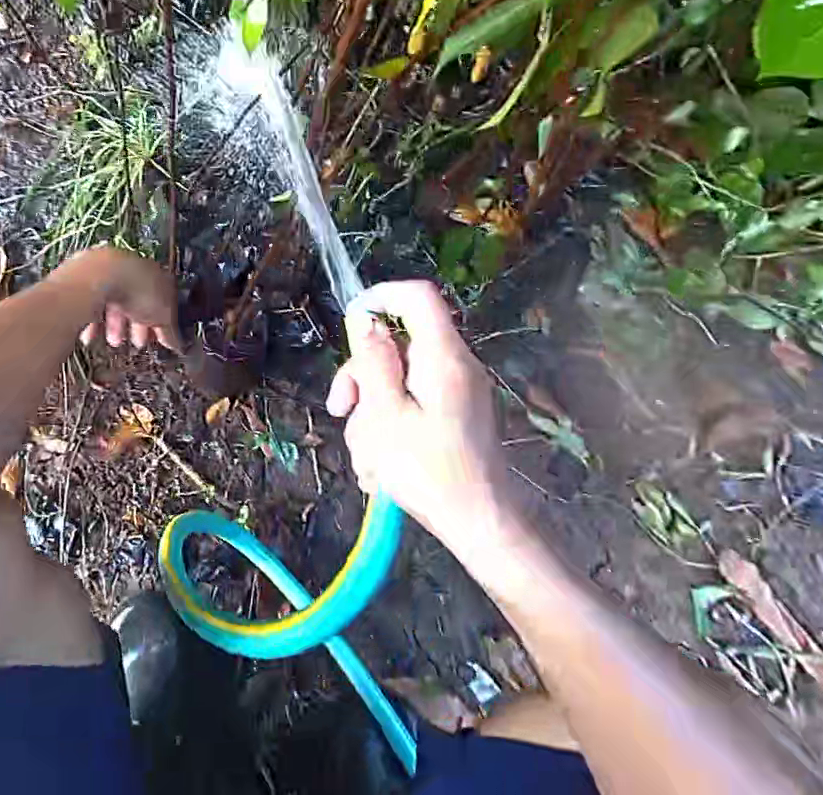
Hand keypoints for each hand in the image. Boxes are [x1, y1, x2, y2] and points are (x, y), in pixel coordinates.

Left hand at [62, 246, 178, 350]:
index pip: (160, 296)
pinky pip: (89, 303)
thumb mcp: (162, 316)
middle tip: (136, 342)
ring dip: (114, 325)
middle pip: (134, 299)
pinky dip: (91, 321)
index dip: (159, 320)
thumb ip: (170, 331)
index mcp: (153, 271)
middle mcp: (129, 267)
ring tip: (114, 342)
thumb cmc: (135, 290)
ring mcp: (104, 271)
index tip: (157, 336)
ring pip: (111, 301)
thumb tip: (176, 343)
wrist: (97, 278)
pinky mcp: (81, 279)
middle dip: (135, 324)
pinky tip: (91, 337)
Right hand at [325, 280, 508, 546]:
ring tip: (367, 462)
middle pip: (398, 344)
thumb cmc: (429, 472)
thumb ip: (373, 362)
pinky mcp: (456, 413)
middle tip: (340, 412)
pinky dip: (391, 426)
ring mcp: (457, 390)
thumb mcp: (385, 416)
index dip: (380, 296)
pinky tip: (381, 467)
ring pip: (399, 379)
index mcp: (443, 357)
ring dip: (372, 414)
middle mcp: (455, 365)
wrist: (481, 526)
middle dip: (363, 377)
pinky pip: (414, 403)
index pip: (417, 296)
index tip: (350, 322)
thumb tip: (363, 318)